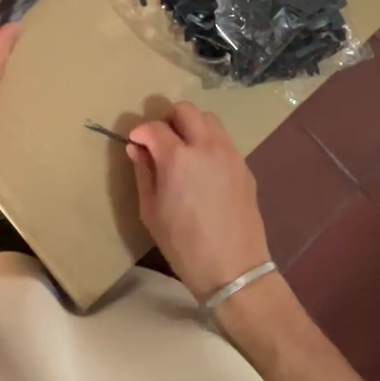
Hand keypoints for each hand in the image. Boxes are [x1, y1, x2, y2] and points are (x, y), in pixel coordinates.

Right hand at [127, 102, 271, 301]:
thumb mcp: (151, 212)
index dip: (140, 133)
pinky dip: (209, 142)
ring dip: (191, 126)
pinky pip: (224, 140)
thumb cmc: (184, 245)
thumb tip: (136, 149)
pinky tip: (203, 168)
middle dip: (168, 120)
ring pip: (209, 119)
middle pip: (185, 110)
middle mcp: (206, 146)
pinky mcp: (244, 166)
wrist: (234, 270)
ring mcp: (230, 154)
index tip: (136, 144)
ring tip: (183, 150)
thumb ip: (143, 173)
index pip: (155, 127)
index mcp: (178, 158)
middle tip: (160, 142)